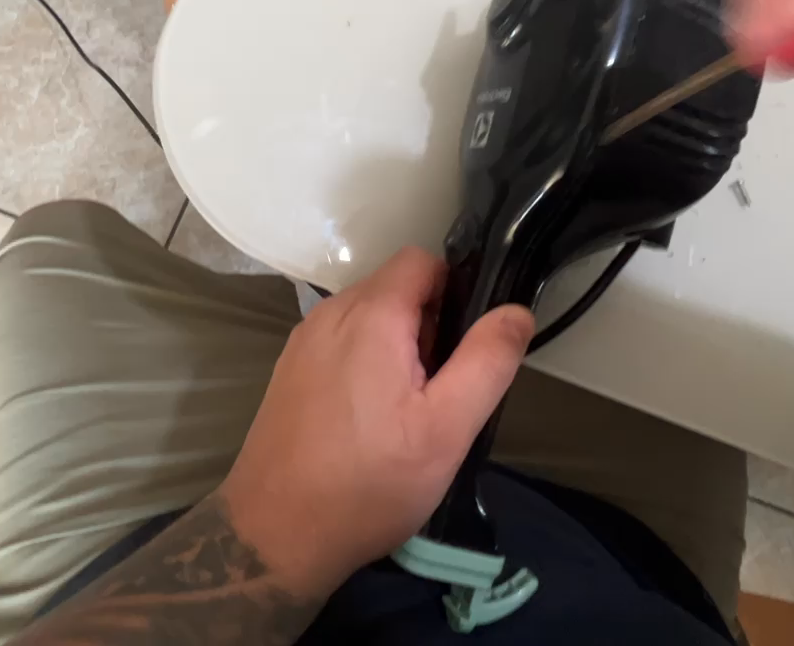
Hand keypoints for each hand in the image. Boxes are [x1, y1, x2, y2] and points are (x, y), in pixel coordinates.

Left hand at [216, 248, 534, 596]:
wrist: (276, 532)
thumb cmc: (369, 481)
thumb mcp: (446, 429)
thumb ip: (486, 362)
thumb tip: (517, 311)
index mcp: (371, 313)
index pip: (421, 261)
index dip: (453, 289)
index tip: (464, 342)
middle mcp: (331, 312)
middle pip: (394, 287)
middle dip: (427, 323)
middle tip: (438, 388)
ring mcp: (304, 338)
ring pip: (367, 314)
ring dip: (396, 343)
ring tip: (404, 409)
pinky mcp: (289, 366)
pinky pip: (340, 338)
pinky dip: (364, 358)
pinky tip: (367, 417)